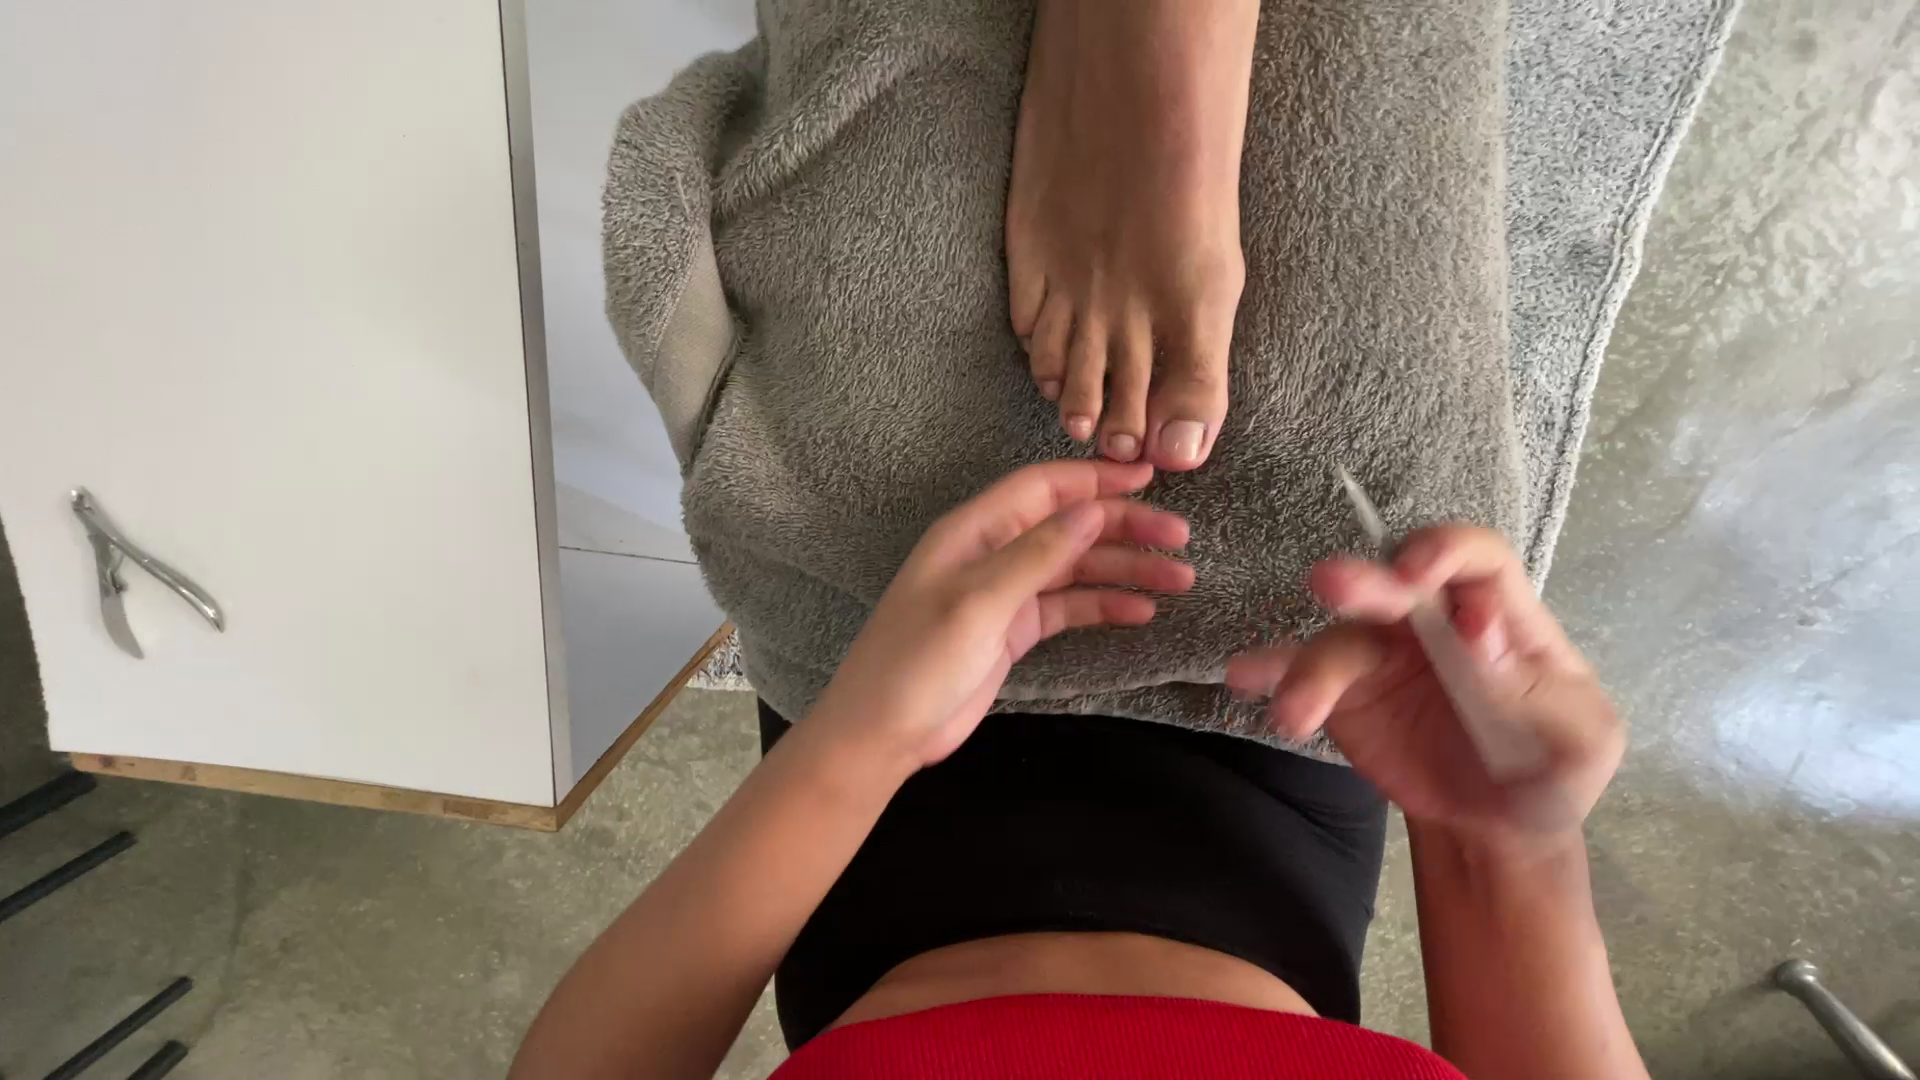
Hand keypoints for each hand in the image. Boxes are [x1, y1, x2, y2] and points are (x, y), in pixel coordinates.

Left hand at [812, 460, 1193, 769]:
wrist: (883, 733)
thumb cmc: (918, 660)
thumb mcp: (977, 603)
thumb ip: (1035, 555)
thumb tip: (1091, 510)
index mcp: (974, 532)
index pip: (1042, 489)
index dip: (1094, 479)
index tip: (1151, 479)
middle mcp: (992, 553)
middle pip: (1066, 527)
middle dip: (1122, 527)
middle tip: (1179, 538)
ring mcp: (1004, 593)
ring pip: (1073, 568)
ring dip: (1122, 570)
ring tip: (1179, 578)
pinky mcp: (1012, 630)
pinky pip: (1066, 607)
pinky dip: (1102, 606)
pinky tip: (1141, 611)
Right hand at [1227, 526, 1623, 839]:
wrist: (1488, 825)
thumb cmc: (1547, 773)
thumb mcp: (1577, 740)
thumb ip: (1534, 690)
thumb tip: (1479, 636)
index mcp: (1501, 620)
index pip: (1477, 561)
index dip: (1448, 556)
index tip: (1420, 578)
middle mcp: (1432, 624)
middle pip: (1393, 584)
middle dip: (1363, 582)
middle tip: (1331, 585)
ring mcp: (1380, 654)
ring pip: (1337, 641)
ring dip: (1311, 669)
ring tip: (1296, 713)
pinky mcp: (1341, 690)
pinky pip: (1299, 672)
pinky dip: (1270, 671)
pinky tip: (1242, 676)